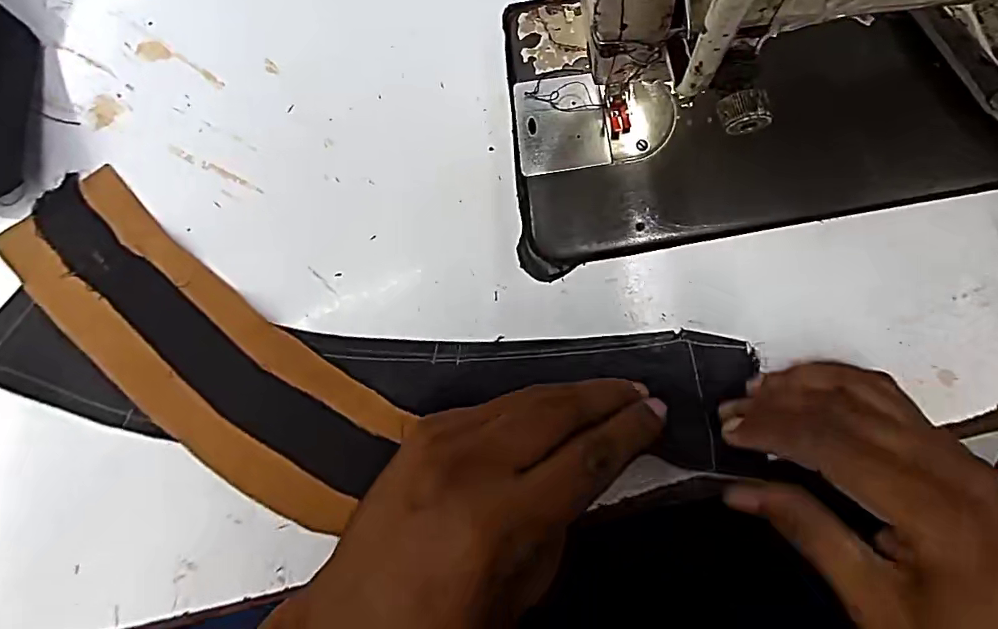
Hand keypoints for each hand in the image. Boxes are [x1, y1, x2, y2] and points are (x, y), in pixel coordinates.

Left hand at [271, 380, 664, 628]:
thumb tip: (583, 481)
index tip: (652, 416)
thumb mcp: (514, 598)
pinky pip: (493, 403)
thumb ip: (555, 532)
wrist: (345, 626)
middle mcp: (466, 467)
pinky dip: (530, 400)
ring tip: (606, 392)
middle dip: (607, 397)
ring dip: (573, 391)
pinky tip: (551, 403)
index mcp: (494, 519)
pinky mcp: (426, 431)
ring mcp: (441, 442)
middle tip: (639, 394)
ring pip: (528, 396)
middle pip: (559, 410)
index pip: (585, 456)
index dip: (628, 431)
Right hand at [719, 363, 997, 628]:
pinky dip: (844, 382)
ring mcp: (955, 451)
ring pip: (869, 389)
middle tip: (735, 409)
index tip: (733, 429)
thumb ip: (809, 535)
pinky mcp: (954, 449)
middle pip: (848, 408)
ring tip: (765, 389)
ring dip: (810, 381)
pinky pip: (892, 396)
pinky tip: (816, 385)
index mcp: (934, 511)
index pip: (834, 444)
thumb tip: (746, 491)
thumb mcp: (876, 607)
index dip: (775, 430)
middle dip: (782, 402)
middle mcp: (949, 466)